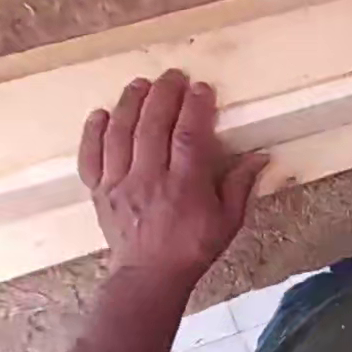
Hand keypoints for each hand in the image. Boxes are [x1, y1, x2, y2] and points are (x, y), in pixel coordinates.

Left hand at [79, 70, 266, 283]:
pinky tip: (102, 113)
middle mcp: (150, 179)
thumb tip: (261, 156)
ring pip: (121, 133)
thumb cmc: (194, 247)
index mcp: (185, 187)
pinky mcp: (99, 191)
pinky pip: (91, 155)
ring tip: (141, 83)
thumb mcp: (228, 221)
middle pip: (153, 126)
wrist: (150, 276)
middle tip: (173, 76)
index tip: (201, 88)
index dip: (195, 108)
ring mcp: (120, 184)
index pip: (189, 136)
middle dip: (163, 94)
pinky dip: (94, 131)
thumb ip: (241, 185)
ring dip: (131, 103)